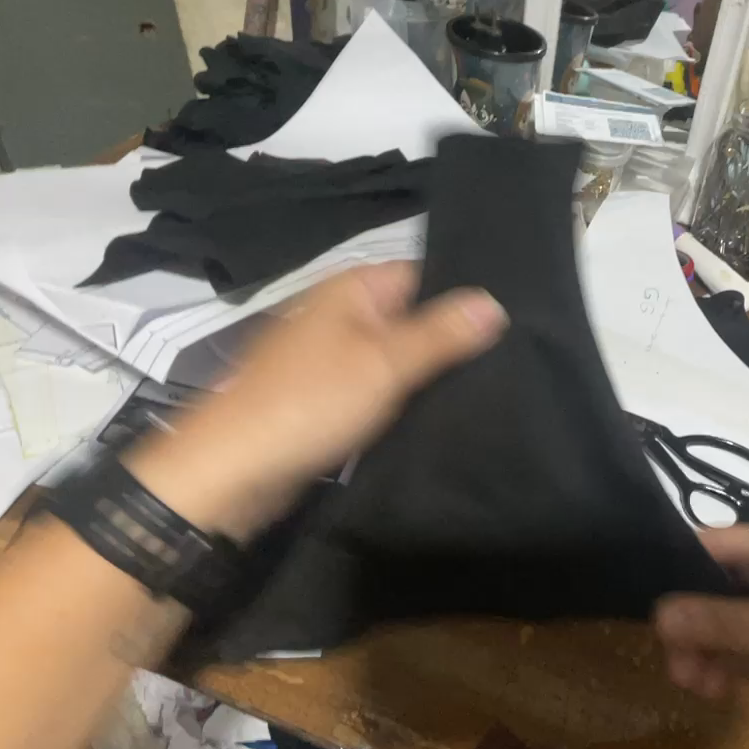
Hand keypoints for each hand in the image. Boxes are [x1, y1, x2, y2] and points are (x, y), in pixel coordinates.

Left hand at [128, 261, 505, 537]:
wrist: (234, 472)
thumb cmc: (309, 404)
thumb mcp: (385, 364)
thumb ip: (442, 334)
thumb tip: (496, 302)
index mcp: (352, 289)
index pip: (426, 275)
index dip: (466, 298)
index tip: (513, 324)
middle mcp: (345, 315)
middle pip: (416, 318)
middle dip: (456, 341)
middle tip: (510, 363)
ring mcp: (337, 358)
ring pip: (403, 358)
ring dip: (434, 375)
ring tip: (490, 388)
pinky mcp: (334, 397)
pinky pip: (384, 388)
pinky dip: (409, 399)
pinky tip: (445, 413)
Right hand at [654, 526, 748, 712]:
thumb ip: (713, 622)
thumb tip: (655, 616)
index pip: (706, 544)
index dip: (673, 572)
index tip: (650, 614)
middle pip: (710, 586)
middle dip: (689, 627)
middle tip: (675, 669)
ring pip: (723, 617)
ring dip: (704, 649)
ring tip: (696, 686)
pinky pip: (743, 638)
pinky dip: (727, 659)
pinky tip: (718, 687)